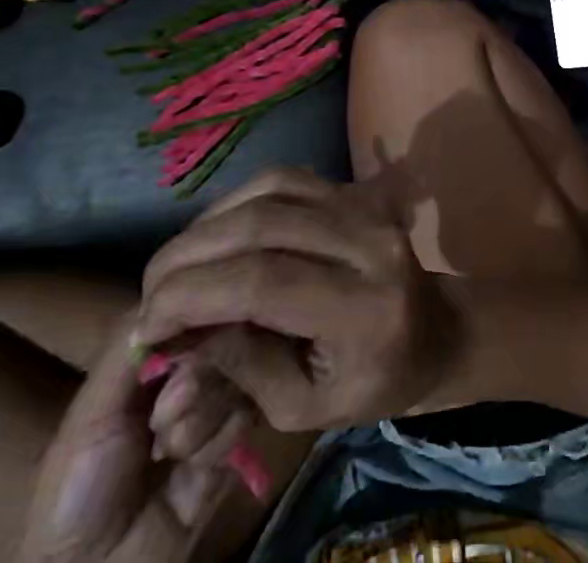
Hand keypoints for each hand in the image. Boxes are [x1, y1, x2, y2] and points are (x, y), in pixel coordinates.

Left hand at [15, 313, 242, 562]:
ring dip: (204, 420)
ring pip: (242, 375)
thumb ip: (128, 344)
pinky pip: (250, 412)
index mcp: (153, 352)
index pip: (196, 310)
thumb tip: (178, 286)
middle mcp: (192, 365)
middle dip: (195, 385)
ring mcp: (220, 397)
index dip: (195, 329)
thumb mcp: (93, 407)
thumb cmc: (80, 484)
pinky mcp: (242, 431)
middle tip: (161, 424)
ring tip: (171, 454)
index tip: (173, 365)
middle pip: (225, 340)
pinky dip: (219, 440)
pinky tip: (194, 466)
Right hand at [134, 167, 459, 431]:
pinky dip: (237, 201)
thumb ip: (241, 369)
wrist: (440, 332)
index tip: (146, 325)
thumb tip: (172, 336)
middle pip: (260, 226)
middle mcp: (370, 245)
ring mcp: (366, 209)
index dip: (191, 296)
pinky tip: (215, 234)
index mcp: (366, 309)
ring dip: (207, 225)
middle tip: (150, 293)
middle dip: (187, 257)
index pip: (262, 283)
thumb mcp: (305, 408)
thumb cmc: (375, 381)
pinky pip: (284, 179)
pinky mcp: (356, 192)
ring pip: (268, 192)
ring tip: (176, 266)